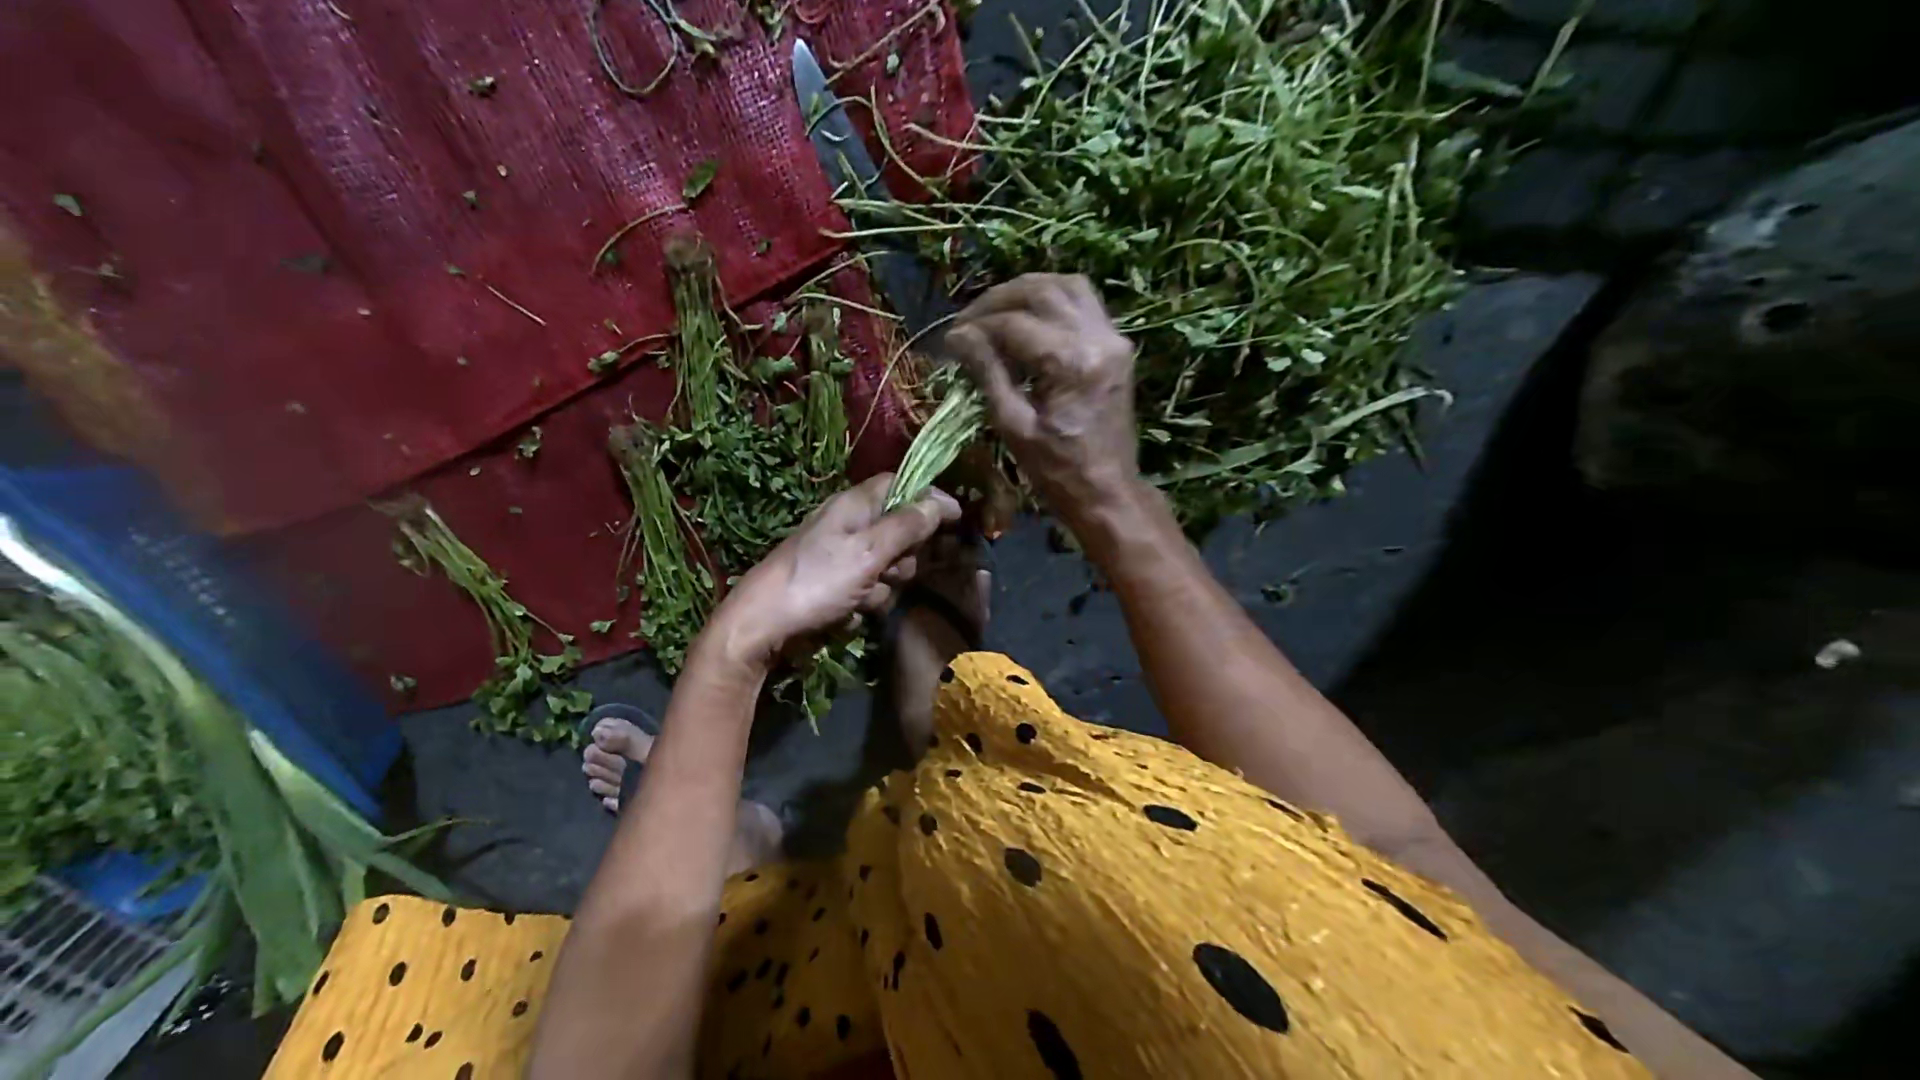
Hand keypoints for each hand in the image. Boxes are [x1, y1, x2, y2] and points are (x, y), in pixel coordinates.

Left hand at [701, 474, 959, 673]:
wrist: (763, 626)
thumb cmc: (816, 582)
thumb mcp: (868, 552)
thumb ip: (907, 526)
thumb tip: (940, 502)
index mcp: (854, 504)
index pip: (903, 483)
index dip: (931, 498)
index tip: (957, 519)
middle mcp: (850, 523)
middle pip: (901, 528)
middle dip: (906, 554)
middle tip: (894, 570)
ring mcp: (842, 555)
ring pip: (889, 563)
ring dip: (885, 583)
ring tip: (864, 595)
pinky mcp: (837, 583)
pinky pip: (870, 587)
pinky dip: (866, 600)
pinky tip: (849, 610)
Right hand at [945, 274, 1140, 529]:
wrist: (1107, 490)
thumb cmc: (1057, 470)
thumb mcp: (1013, 425)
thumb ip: (987, 372)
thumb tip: (958, 336)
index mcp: (1072, 364)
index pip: (1014, 325)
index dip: (976, 327)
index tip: (950, 339)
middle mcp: (1099, 339)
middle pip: (1041, 292)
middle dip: (997, 300)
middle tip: (966, 320)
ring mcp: (1113, 338)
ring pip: (1066, 286)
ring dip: (1026, 290)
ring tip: (994, 310)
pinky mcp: (1117, 344)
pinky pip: (1084, 302)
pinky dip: (1052, 299)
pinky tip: (1028, 315)